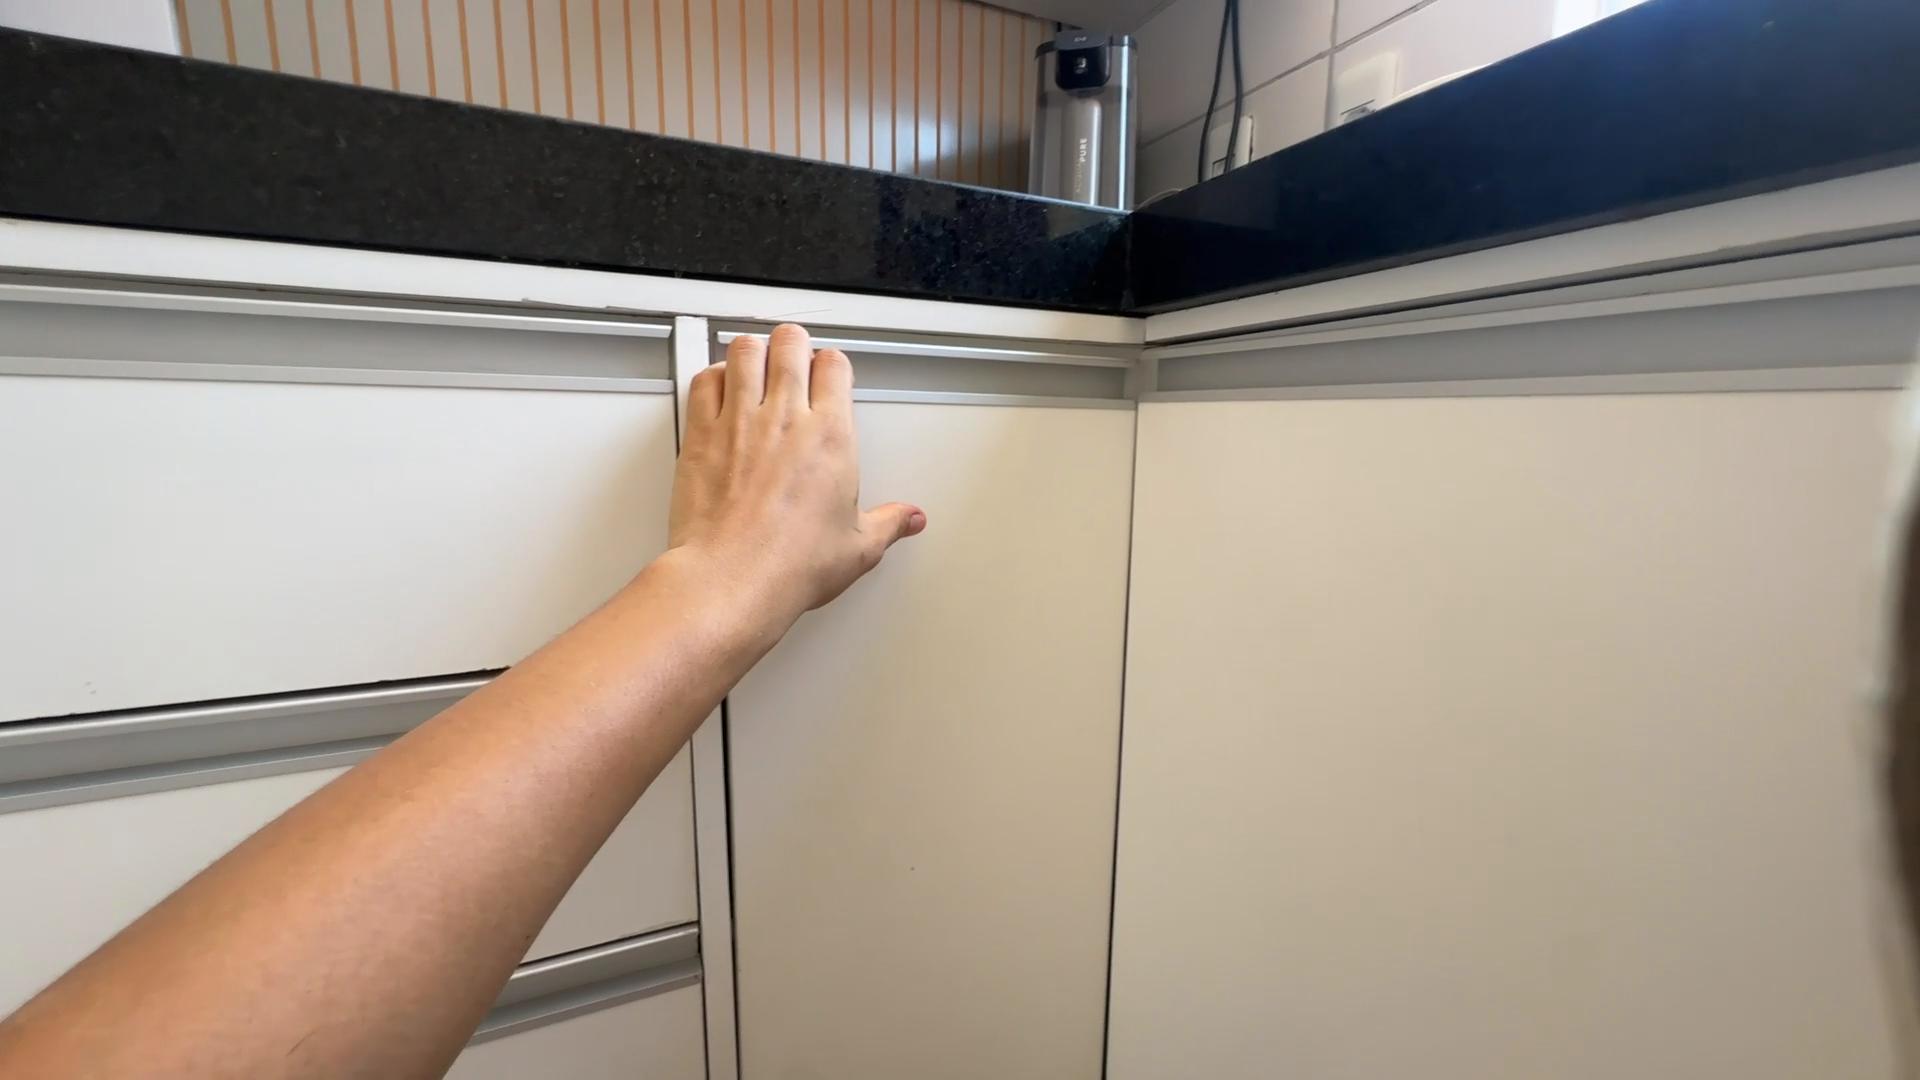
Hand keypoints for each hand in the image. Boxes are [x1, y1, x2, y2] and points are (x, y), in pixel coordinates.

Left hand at [668, 324, 925, 624]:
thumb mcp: (859, 548)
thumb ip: (889, 524)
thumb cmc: (791, 564)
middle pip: (790, 343)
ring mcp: (739, 422)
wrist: (733, 579)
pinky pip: (705, 381)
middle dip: (794, 345)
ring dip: (754, 352)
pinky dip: (714, 376)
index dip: (834, 364)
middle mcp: (785, 419)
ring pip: (745, 351)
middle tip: (794, 358)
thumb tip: (909, 519)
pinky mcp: (701, 435)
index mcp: (831, 437)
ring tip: (758, 364)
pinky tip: (721, 388)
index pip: (835, 366)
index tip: (831, 375)